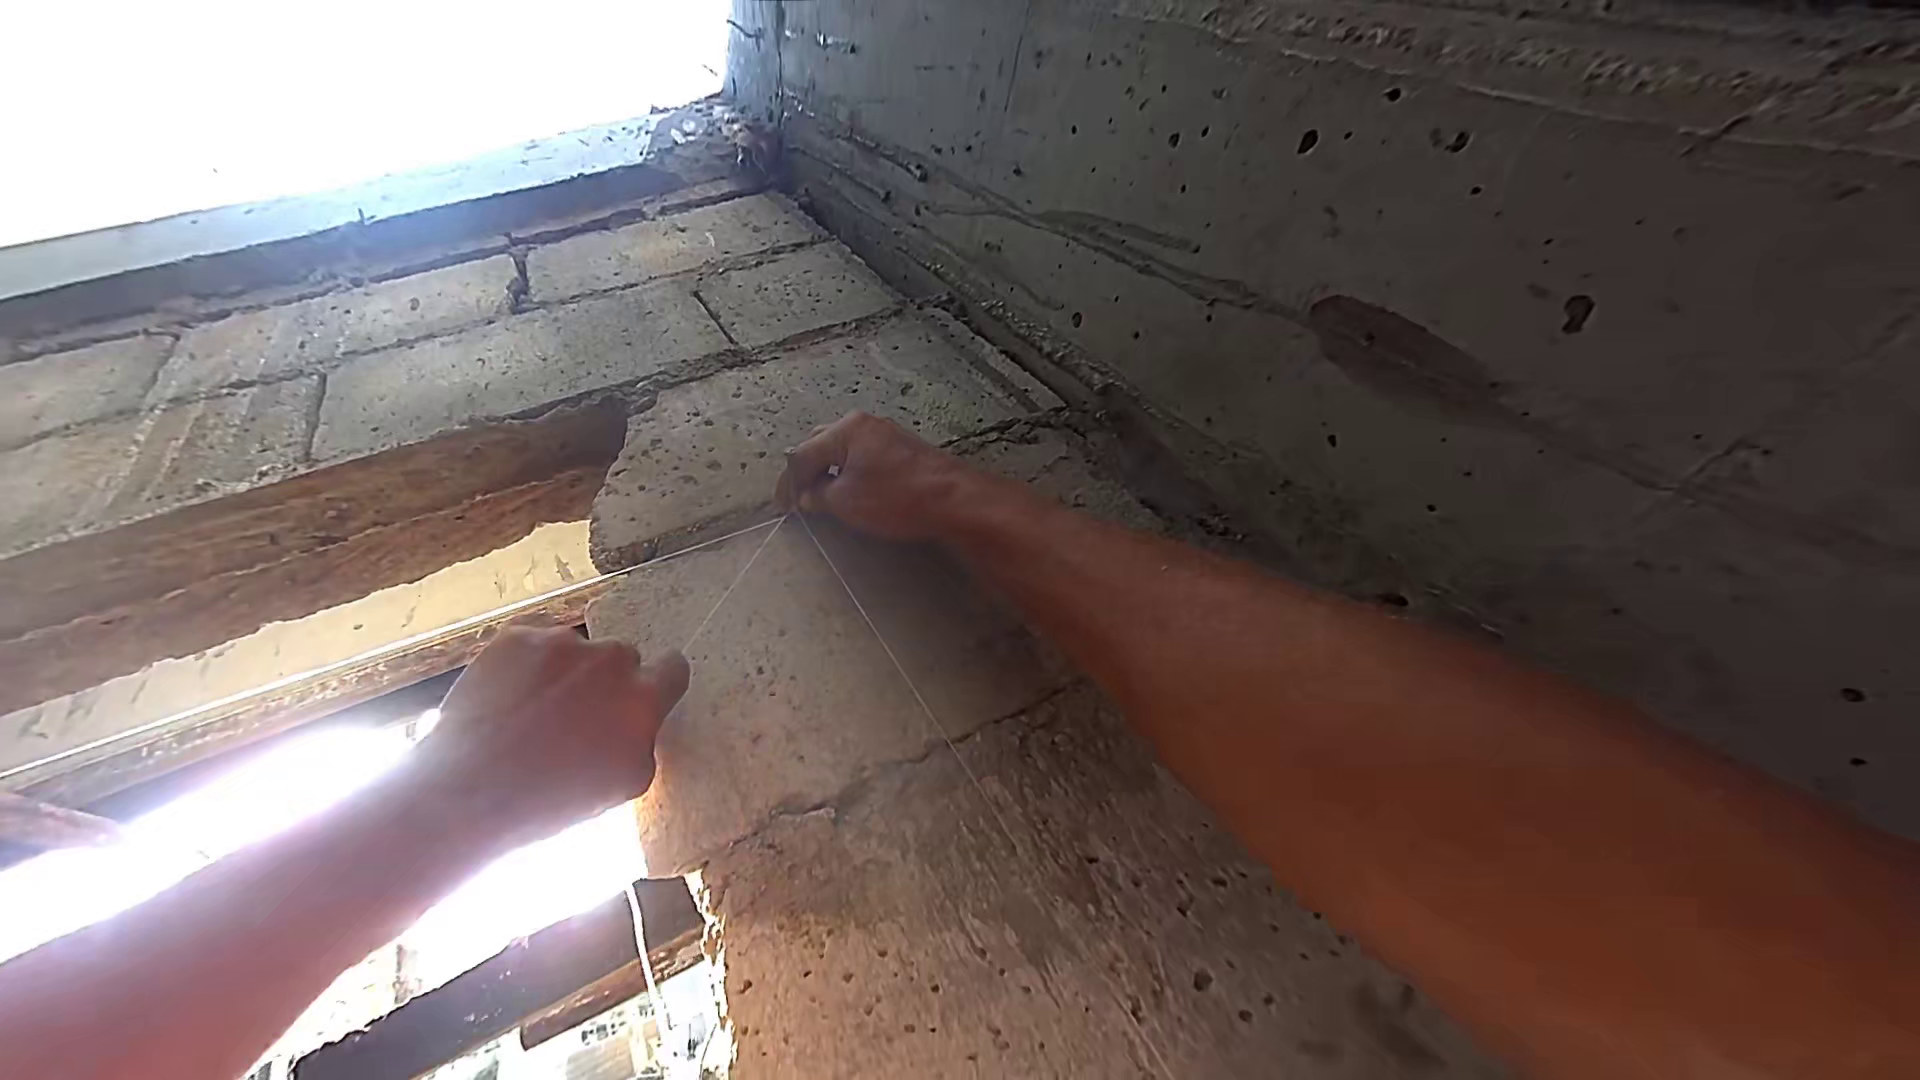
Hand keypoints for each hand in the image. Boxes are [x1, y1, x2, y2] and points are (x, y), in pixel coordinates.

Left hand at [409, 626, 689, 847]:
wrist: (462, 796)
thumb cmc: (549, 800)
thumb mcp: (627, 783)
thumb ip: (646, 739)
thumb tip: (641, 721)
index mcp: (644, 697)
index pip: (674, 668)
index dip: (659, 682)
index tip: (638, 696)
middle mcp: (612, 660)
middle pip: (622, 657)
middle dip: (606, 680)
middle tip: (574, 715)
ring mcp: (564, 644)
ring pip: (577, 649)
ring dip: (565, 670)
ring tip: (529, 711)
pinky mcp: (517, 637)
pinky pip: (534, 640)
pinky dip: (525, 662)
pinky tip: (506, 696)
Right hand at [773, 411, 972, 539]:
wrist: (952, 500)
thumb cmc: (897, 496)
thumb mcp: (845, 501)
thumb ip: (819, 495)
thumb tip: (808, 495)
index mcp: (846, 429)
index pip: (802, 453)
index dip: (789, 483)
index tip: (785, 506)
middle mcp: (865, 424)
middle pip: (821, 445)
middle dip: (806, 472)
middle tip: (798, 499)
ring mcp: (887, 436)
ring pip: (844, 451)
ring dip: (828, 472)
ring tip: (821, 497)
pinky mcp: (903, 452)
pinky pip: (865, 457)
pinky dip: (850, 473)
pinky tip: (850, 491)